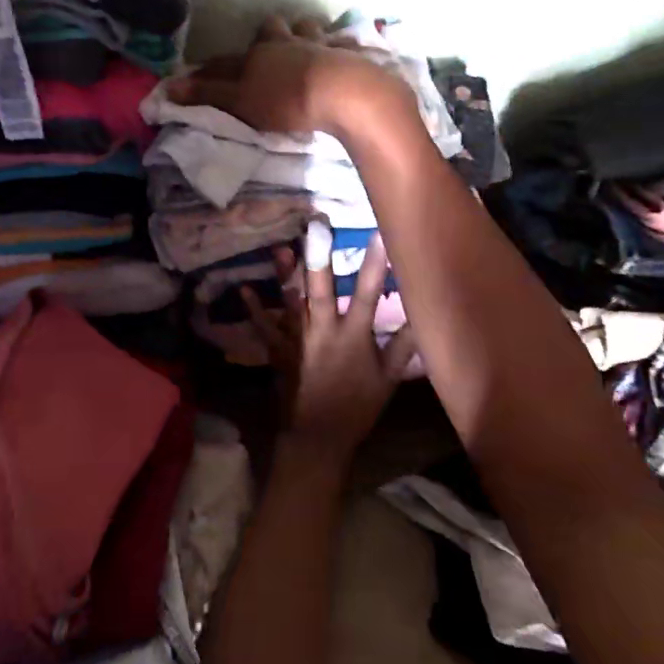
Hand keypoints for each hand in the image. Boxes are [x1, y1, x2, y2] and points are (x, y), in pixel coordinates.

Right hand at [167, 16, 409, 135]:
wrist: (344, 94)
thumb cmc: (285, 99)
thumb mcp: (239, 101)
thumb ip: (206, 95)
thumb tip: (167, 87)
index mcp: (257, 53)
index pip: (226, 60)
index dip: (211, 68)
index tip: (200, 74)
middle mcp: (286, 42)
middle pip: (271, 29)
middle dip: (266, 36)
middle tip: (266, 48)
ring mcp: (319, 45)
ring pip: (307, 29)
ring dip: (302, 35)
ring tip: (303, 46)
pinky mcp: (348, 55)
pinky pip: (341, 44)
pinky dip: (336, 48)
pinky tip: (338, 55)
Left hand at [243, 234, 417, 463]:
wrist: (318, 437)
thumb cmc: (357, 409)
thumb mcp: (388, 380)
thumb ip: (402, 347)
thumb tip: (419, 316)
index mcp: (354, 336)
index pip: (367, 293)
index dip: (375, 263)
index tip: (380, 233)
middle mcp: (323, 331)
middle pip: (320, 288)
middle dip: (319, 256)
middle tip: (316, 226)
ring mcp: (298, 340)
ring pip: (290, 300)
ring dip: (285, 274)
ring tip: (280, 247)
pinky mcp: (279, 352)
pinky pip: (264, 327)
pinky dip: (254, 309)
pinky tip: (244, 289)